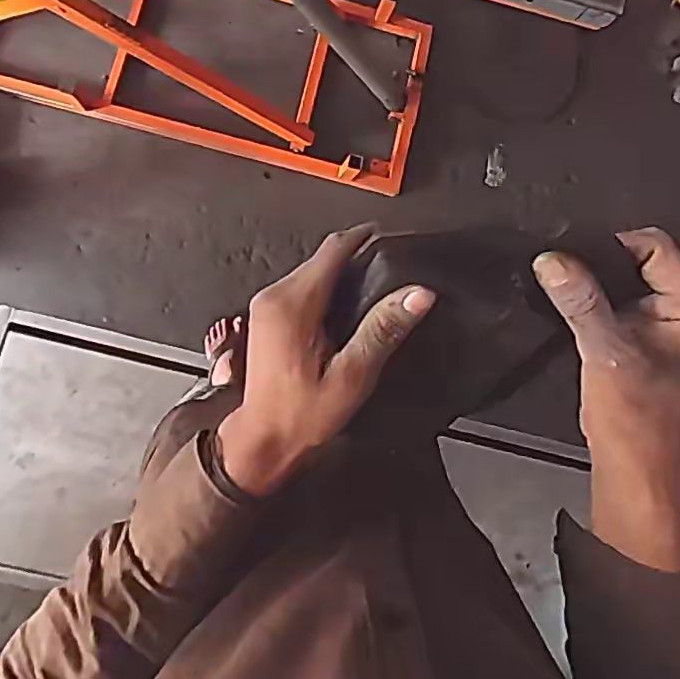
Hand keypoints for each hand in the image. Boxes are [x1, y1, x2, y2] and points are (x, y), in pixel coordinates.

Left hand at [217, 225, 435, 496]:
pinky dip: (326, 287)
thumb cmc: (302, 415)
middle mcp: (274, 296)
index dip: (364, 238)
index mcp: (293, 304)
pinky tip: (346, 306)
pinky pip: (301, 287)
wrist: (262, 441)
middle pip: (321, 257)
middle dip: (355, 255)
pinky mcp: (266, 316)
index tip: (389, 237)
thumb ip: (383, 330)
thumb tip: (417, 295)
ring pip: (311, 271)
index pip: (333, 250)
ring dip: (341, 272)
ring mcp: (266, 305)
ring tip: (375, 285)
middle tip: (391, 264)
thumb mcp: (352, 376)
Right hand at [533, 228, 679, 570]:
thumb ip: (580, 301)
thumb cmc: (638, 422)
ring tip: (580, 306)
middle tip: (576, 284)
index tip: (579, 260)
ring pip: (629, 283)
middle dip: (603, 268)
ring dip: (599, 289)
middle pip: (643, 261)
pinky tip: (586, 322)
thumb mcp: (606, 352)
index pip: (656, 248)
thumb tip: (554, 261)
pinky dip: (600, 307)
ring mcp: (673, 329)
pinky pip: (623, 305)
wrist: (637, 469)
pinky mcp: (651, 341)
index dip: (613, 248)